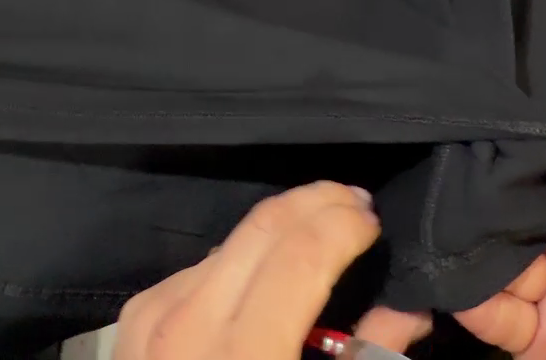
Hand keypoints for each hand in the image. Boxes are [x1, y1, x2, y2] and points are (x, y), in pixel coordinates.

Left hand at [113, 181, 425, 359]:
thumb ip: (369, 358)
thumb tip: (409, 307)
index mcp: (243, 356)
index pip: (302, 252)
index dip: (346, 223)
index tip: (374, 220)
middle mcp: (190, 322)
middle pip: (266, 223)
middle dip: (320, 201)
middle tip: (357, 202)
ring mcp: (155, 315)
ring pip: (235, 237)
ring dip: (283, 226)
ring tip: (319, 234)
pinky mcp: (137, 318)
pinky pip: (203, 265)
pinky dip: (243, 258)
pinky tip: (264, 274)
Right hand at [454, 137, 545, 359]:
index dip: (541, 157)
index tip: (500, 135)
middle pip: (530, 217)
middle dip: (499, 207)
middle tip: (465, 193)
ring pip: (506, 260)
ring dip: (482, 253)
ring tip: (459, 243)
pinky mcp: (535, 342)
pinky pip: (497, 314)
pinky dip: (475, 302)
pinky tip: (462, 290)